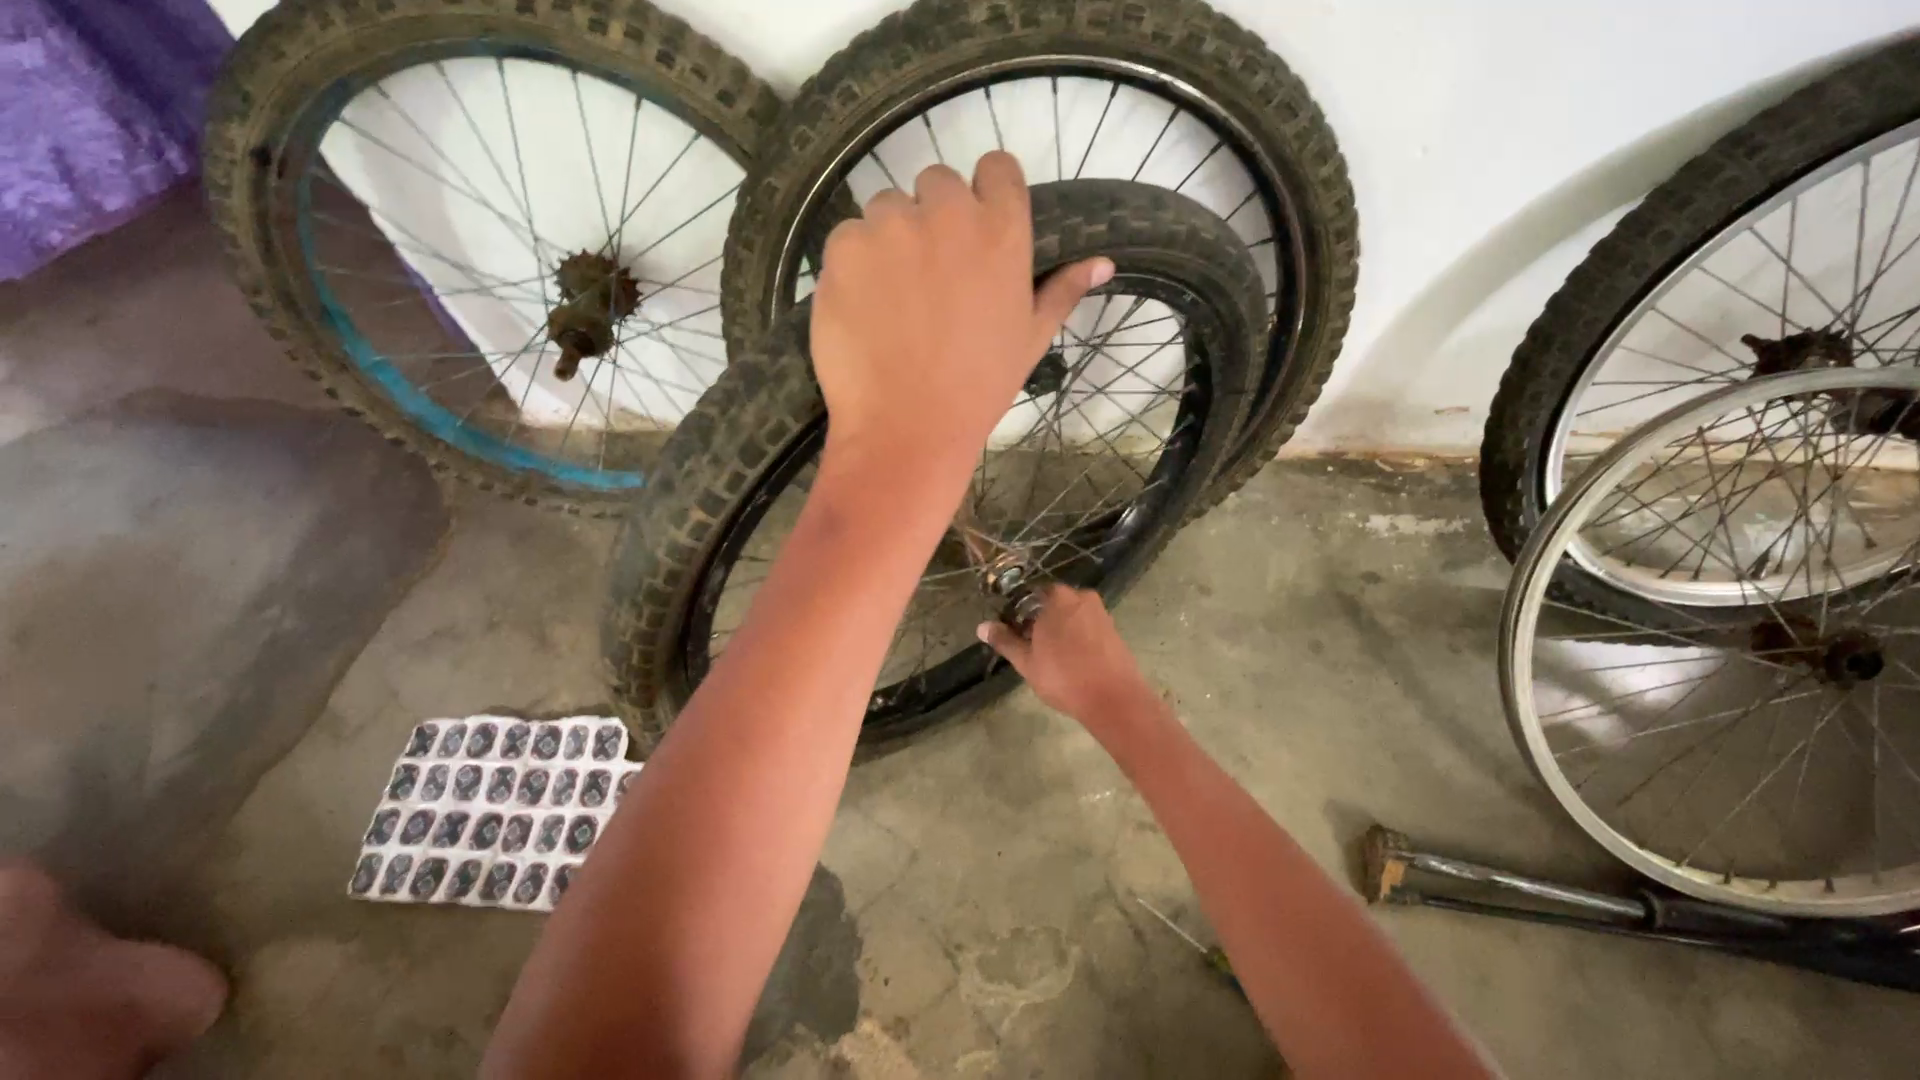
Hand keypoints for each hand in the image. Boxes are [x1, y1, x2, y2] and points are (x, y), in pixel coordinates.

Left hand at [809, 152, 1112, 475]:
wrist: (907, 427)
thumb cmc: (978, 386)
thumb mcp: (1030, 339)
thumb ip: (1062, 291)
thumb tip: (1103, 263)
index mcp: (1001, 230)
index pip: (997, 168)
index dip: (984, 193)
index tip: (974, 228)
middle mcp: (947, 212)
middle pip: (937, 182)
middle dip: (932, 216)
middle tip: (929, 275)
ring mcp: (891, 226)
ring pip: (886, 208)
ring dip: (889, 238)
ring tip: (892, 297)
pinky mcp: (844, 247)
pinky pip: (847, 237)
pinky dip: (852, 265)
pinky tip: (862, 308)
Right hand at [977, 585, 1155, 723]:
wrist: (1114, 698)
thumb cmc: (1064, 676)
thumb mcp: (1026, 661)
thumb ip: (1005, 640)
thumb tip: (982, 626)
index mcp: (1056, 597)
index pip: (1028, 595)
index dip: (1018, 614)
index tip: (1014, 634)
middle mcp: (1080, 597)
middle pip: (1051, 604)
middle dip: (1040, 621)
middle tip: (1031, 648)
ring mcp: (1100, 612)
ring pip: (1071, 616)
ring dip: (1059, 630)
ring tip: (1051, 658)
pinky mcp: (1114, 629)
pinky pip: (1087, 627)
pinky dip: (1078, 638)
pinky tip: (1073, 661)